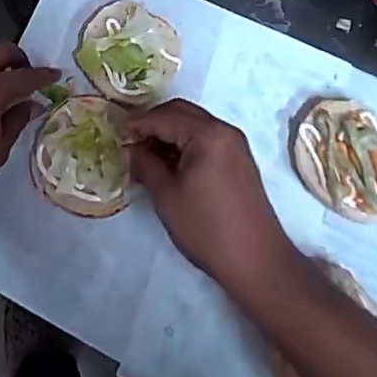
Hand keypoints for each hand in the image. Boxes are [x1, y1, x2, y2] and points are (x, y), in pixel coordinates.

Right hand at [127, 100, 297, 292]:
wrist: (258, 263)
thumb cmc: (208, 229)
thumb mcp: (167, 196)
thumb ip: (145, 164)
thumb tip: (131, 148)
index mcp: (207, 134)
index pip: (164, 117)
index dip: (137, 124)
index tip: (117, 134)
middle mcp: (223, 130)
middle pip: (181, 112)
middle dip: (153, 122)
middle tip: (131, 141)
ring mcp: (234, 143)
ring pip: (194, 123)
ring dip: (169, 132)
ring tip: (146, 154)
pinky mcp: (239, 159)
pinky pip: (206, 138)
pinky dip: (185, 142)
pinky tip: (170, 162)